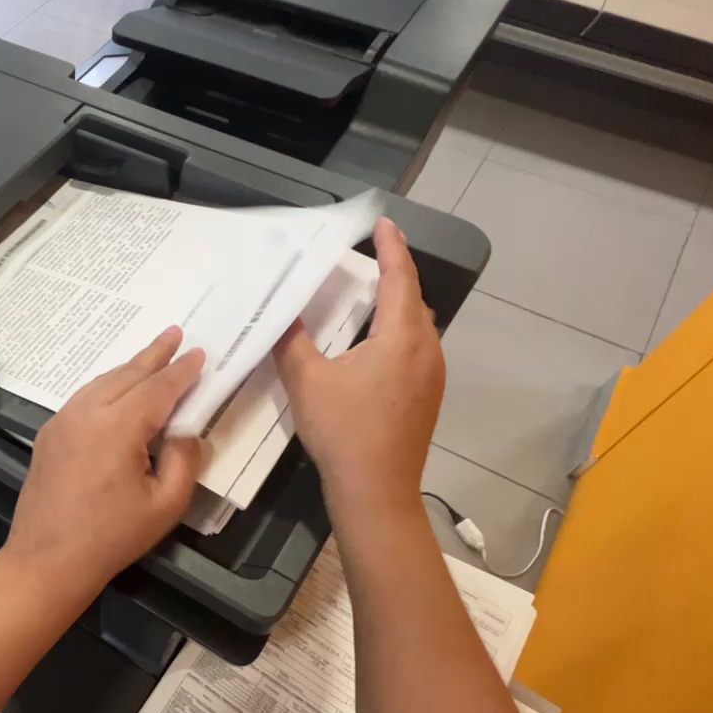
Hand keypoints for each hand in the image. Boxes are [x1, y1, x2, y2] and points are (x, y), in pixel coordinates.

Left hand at [2, 327, 205, 593]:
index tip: (200, 354)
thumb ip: (183, 461)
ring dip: (129, 368)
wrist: (47, 559)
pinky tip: (117, 389)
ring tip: (151, 356)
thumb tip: (185, 433)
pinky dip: (106, 386)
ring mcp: (62, 421)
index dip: (182, 371)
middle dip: (154, 354)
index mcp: (117, 427)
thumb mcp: (165, 505)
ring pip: (101, 382)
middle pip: (126, 375)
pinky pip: (84, 398)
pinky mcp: (49, 435)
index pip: (158, 389)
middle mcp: (86, 413)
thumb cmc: (111, 537)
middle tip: (175, 333)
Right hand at [275, 218, 443, 514]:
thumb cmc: (343, 431)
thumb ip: (293, 343)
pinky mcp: (428, 396)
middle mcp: (426, 349)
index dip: (392, 248)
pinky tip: (372, 349)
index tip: (385, 223)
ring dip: (395, 308)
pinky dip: (396, 335)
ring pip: (417, 327)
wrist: (376, 489)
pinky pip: (416, 349)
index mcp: (400, 337)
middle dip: (394, 277)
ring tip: (367, 301)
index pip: (399, 278)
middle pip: (413, 300)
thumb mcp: (307, 383)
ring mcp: (432, 375)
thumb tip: (280, 315)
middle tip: (367, 262)